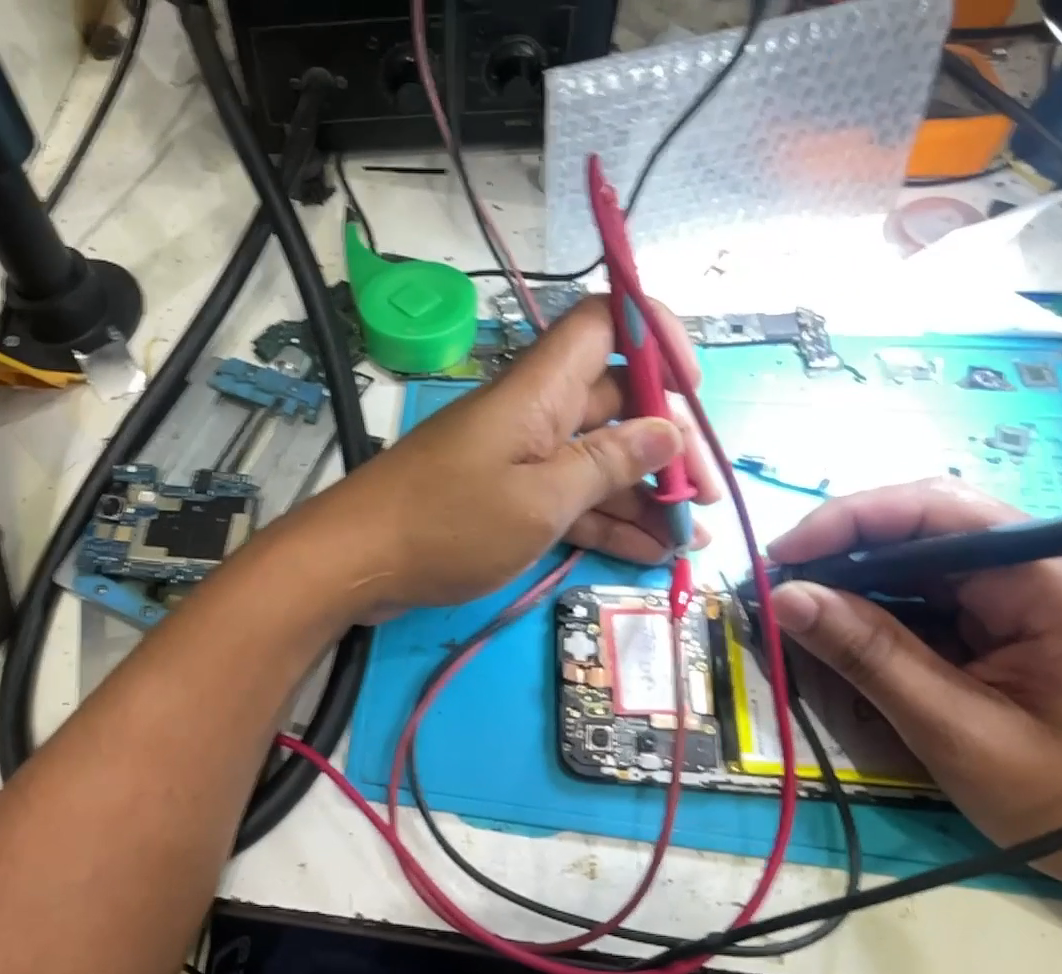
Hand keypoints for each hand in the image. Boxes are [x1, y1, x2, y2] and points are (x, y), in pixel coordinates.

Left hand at [294, 295, 719, 617]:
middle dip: (665, 444)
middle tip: (705, 496)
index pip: (603, 324)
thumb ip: (606, 464)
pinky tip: (648, 553)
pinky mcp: (504, 499)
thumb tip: (667, 430)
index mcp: (539, 390)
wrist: (357, 562)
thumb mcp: (540, 499)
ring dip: (641, 494)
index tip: (692, 389)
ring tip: (688, 538)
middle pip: (614, 403)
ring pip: (595, 460)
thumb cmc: (448, 523)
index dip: (654, 337)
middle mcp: (533, 413)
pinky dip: (603, 522)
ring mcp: (517, 458)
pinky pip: (566, 500)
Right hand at [766, 478, 1061, 903]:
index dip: (841, 523)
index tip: (775, 562)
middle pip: (934, 525)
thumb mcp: (959, 733)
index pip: (932, 509)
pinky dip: (908, 607)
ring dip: (872, 583)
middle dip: (848, 554)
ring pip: (942, 556)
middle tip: (784, 594)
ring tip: (813, 616)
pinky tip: (871, 634)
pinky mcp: (1060, 611)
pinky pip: (965, 587)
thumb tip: (784, 596)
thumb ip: (871, 656)